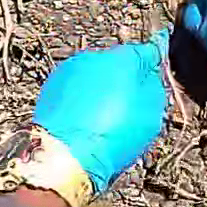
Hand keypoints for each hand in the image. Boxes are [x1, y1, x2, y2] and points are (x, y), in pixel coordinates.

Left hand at [32, 31, 169, 190]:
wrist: (65, 153)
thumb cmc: (111, 135)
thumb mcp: (151, 115)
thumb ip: (154, 86)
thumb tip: (150, 74)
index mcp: (124, 59)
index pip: (147, 52)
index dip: (153, 66)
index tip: (154, 74)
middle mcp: (96, 57)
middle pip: (118, 65)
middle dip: (125, 82)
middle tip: (131, 109)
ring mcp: (71, 70)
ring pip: (95, 76)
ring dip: (102, 91)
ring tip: (105, 121)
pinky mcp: (52, 86)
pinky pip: (76, 89)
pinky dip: (82, 101)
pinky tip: (85, 124)